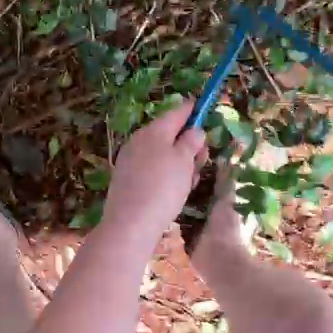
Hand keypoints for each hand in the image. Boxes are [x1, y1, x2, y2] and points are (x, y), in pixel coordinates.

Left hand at [101, 102, 206, 241]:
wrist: (131, 224)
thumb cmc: (163, 187)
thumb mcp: (184, 161)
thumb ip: (191, 142)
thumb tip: (194, 130)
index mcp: (154, 131)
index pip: (177, 112)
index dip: (193, 110)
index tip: (204, 108)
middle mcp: (139, 140)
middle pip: (170, 134)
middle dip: (189, 144)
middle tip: (201, 162)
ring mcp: (131, 159)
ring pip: (163, 154)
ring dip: (180, 163)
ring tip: (188, 184)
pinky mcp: (127, 178)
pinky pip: (153, 169)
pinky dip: (166, 175)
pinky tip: (173, 193)